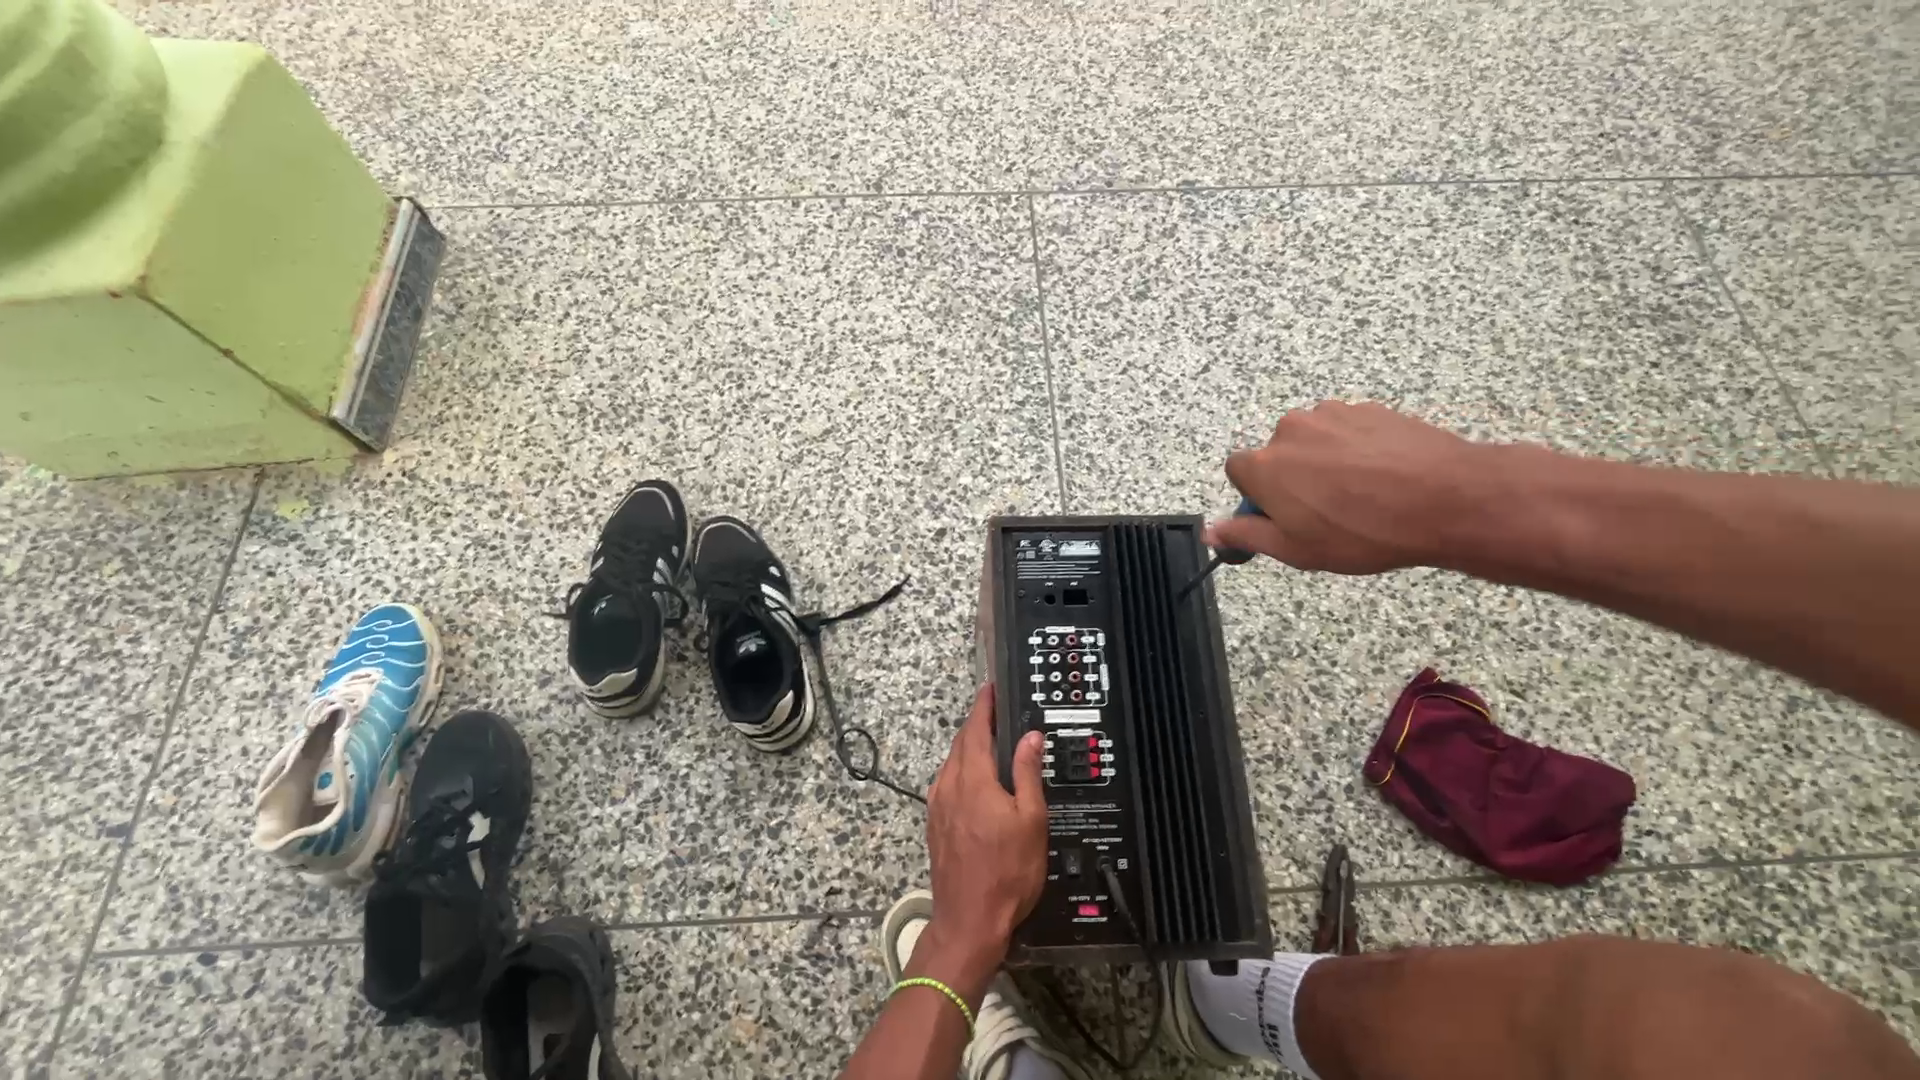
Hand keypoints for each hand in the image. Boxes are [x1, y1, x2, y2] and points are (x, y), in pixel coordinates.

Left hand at [923, 684, 1048, 964]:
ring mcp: (938, 806)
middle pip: (961, 743)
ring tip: (991, 744)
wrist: (968, 920)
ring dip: (969, 748)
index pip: (975, 729)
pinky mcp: (935, 824)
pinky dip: (962, 770)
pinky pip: (947, 783)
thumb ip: (1027, 774)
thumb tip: (1029, 737)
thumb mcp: (1030, 821)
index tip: (990, 689)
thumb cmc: (1006, 873)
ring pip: (952, 763)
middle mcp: (949, 787)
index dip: (983, 706)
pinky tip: (976, 782)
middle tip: (997, 714)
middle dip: (977, 724)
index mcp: (973, 780)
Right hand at [1210, 401, 1485, 573]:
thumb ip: (1245, 535)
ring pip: (1314, 441)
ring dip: (1326, 463)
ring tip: (1360, 496)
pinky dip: (1357, 451)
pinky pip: (1349, 431)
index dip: (1257, 495)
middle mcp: (1290, 431)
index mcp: (1264, 466)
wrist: (1445, 499)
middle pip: (1278, 454)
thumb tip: (1211, 530)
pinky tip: (1382, 478)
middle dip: (1293, 478)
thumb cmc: (1365, 531)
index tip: (1281, 516)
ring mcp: (1331, 415)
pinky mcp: (1368, 409)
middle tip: (1324, 512)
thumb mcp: (1295, 549)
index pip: (1238, 471)